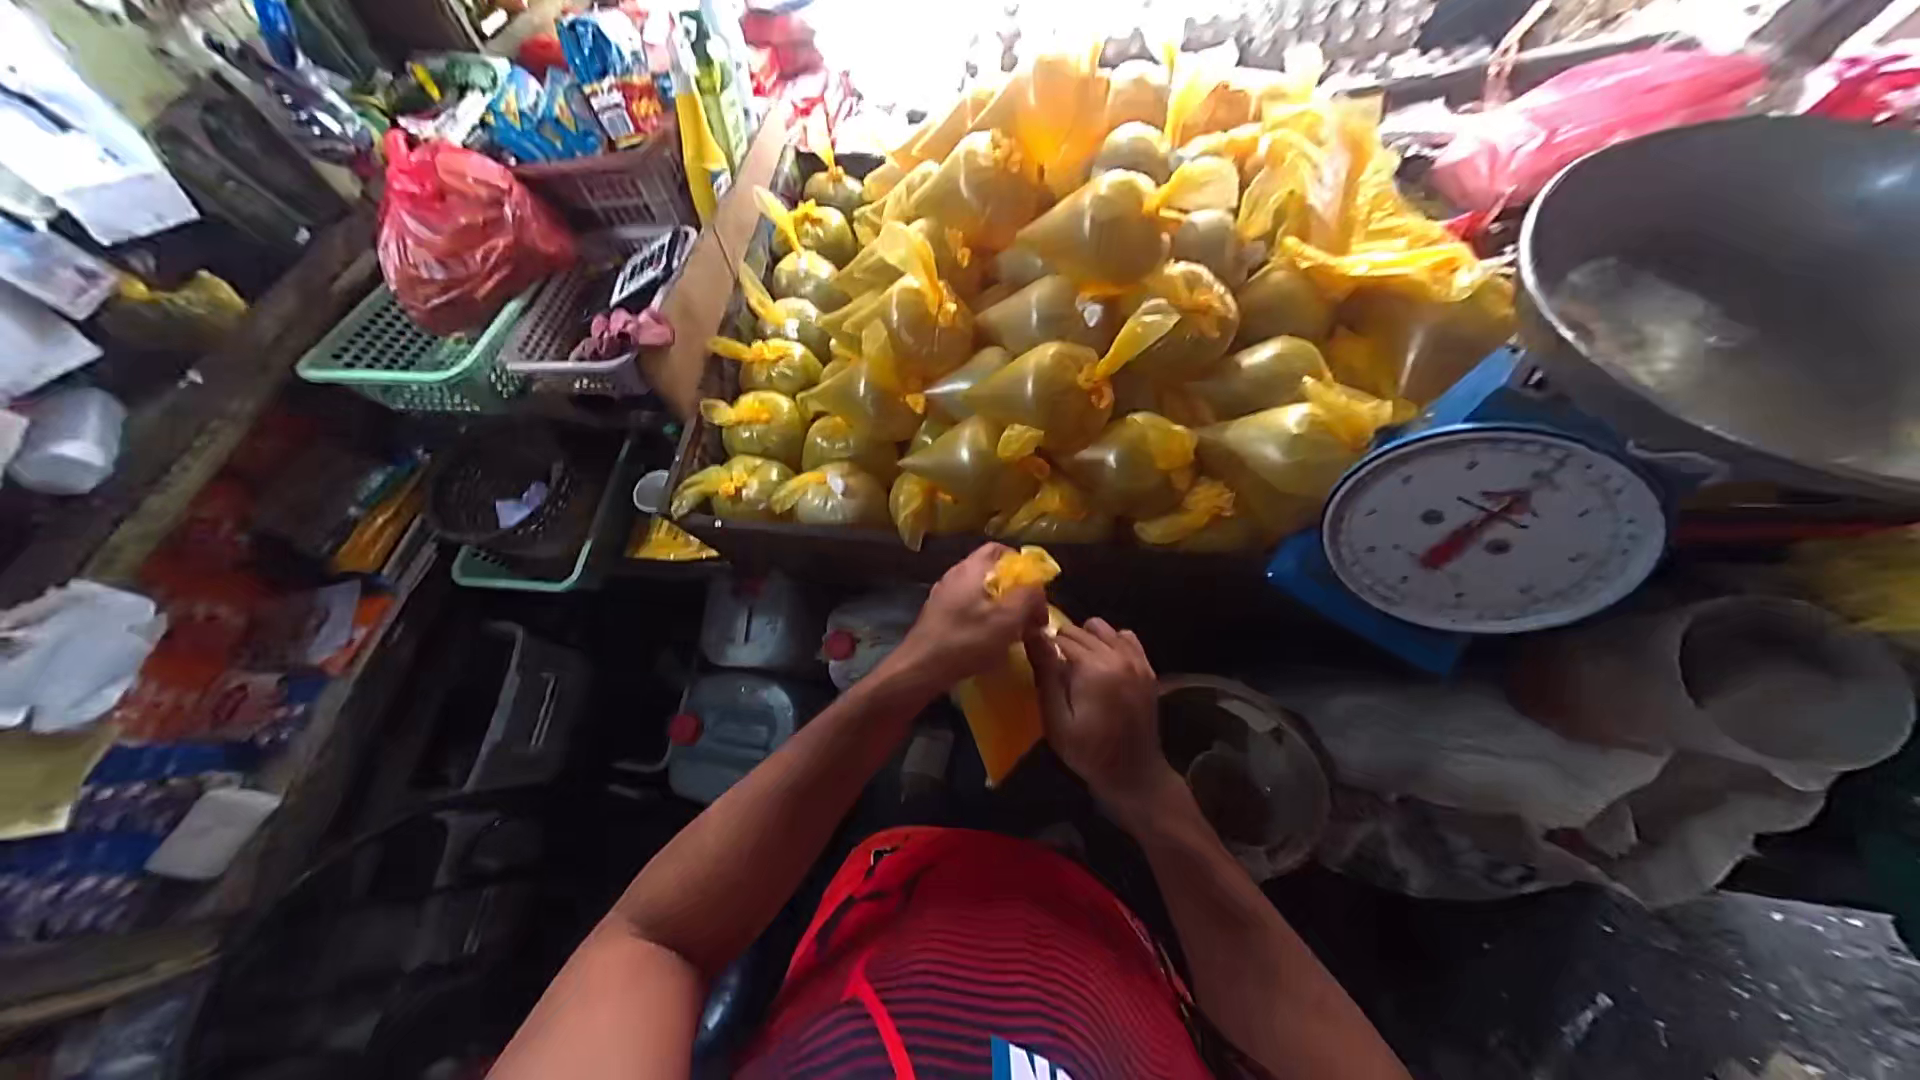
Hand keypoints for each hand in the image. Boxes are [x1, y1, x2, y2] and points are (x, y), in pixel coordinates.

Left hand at [888, 543, 1046, 691]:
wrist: (920, 668)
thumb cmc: (967, 640)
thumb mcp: (1008, 618)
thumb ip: (1029, 596)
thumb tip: (1038, 587)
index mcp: (972, 568)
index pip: (1001, 550)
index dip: (1023, 566)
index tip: (1036, 590)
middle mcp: (955, 575)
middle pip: (992, 572)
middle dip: (1014, 591)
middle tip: (1028, 615)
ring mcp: (943, 595)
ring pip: (980, 592)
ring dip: (1000, 608)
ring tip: (1013, 631)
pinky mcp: (938, 615)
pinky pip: (968, 608)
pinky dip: (984, 619)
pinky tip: (990, 641)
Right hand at [1027, 618, 1177, 816]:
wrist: (1134, 774)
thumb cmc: (1088, 752)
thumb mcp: (1056, 720)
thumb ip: (1046, 674)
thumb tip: (1033, 634)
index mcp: (1094, 668)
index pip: (1060, 639)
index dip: (1044, 647)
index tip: (1036, 662)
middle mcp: (1118, 656)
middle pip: (1080, 631)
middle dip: (1062, 643)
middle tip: (1054, 669)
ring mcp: (1137, 661)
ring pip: (1102, 628)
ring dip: (1086, 639)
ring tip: (1077, 664)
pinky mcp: (1147, 668)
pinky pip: (1126, 637)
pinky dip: (1111, 642)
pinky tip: (1102, 663)